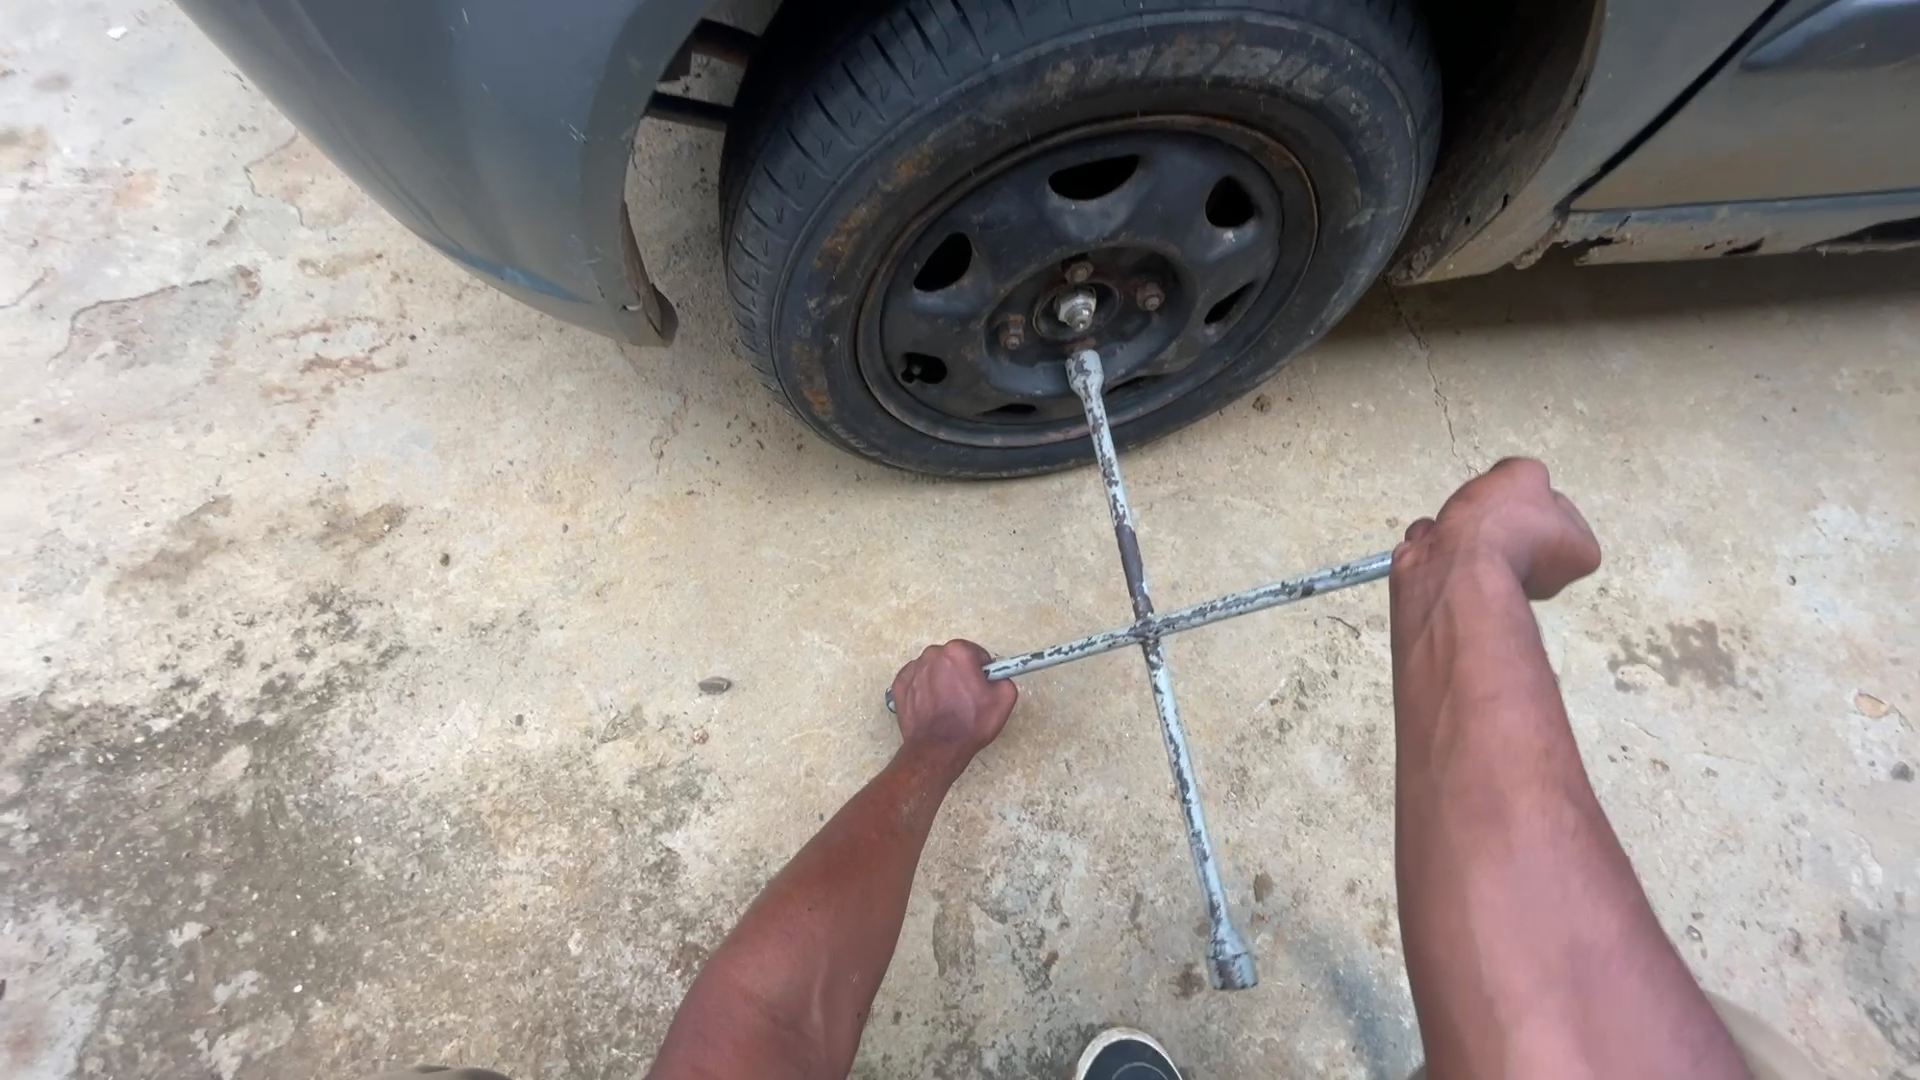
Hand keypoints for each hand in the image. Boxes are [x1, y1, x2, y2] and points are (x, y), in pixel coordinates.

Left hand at [888, 640, 1017, 766]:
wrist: (937, 749)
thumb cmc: (971, 723)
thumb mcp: (1004, 699)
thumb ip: (1004, 677)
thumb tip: (996, 675)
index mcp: (958, 652)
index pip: (976, 654)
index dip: (982, 671)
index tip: (981, 687)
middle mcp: (933, 654)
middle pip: (953, 659)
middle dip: (960, 673)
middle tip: (965, 697)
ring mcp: (913, 669)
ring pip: (934, 668)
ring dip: (941, 680)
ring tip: (947, 704)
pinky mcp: (899, 684)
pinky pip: (917, 680)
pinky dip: (924, 689)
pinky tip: (931, 706)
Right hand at [1394, 458, 1600, 599]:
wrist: (1455, 566)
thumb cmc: (1502, 523)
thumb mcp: (1524, 473)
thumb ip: (1524, 470)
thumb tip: (1509, 480)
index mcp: (1579, 553)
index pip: (1556, 510)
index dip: (1528, 494)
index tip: (1508, 493)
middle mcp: (1549, 578)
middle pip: (1518, 529)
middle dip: (1494, 517)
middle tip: (1478, 506)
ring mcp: (1504, 587)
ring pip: (1483, 545)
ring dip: (1464, 530)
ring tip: (1448, 519)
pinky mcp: (1464, 590)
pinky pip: (1453, 557)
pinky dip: (1441, 543)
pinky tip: (1431, 533)